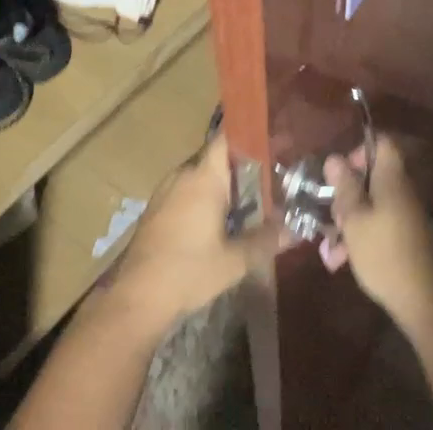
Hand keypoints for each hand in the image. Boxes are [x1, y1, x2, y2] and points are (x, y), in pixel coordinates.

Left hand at [107, 134, 276, 331]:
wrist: (136, 297)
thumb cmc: (188, 271)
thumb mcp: (235, 261)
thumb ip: (266, 240)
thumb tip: (296, 230)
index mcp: (203, 178)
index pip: (227, 139)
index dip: (250, 135)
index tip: (273, 138)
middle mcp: (183, 175)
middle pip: (216, 159)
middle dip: (242, 166)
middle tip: (272, 176)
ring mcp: (165, 191)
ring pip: (201, 176)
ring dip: (222, 185)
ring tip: (251, 199)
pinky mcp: (156, 209)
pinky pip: (186, 192)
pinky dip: (205, 198)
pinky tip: (220, 220)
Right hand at [319, 135, 432, 324]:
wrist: (423, 301)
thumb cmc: (383, 254)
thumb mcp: (354, 220)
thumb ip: (344, 187)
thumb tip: (334, 158)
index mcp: (391, 179)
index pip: (381, 144)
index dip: (358, 151)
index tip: (338, 172)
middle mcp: (400, 191)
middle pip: (371, 177)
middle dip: (345, 194)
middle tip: (330, 215)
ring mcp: (404, 215)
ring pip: (370, 205)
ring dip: (347, 221)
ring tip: (330, 249)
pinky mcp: (403, 237)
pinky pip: (377, 225)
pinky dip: (359, 237)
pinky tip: (342, 260)